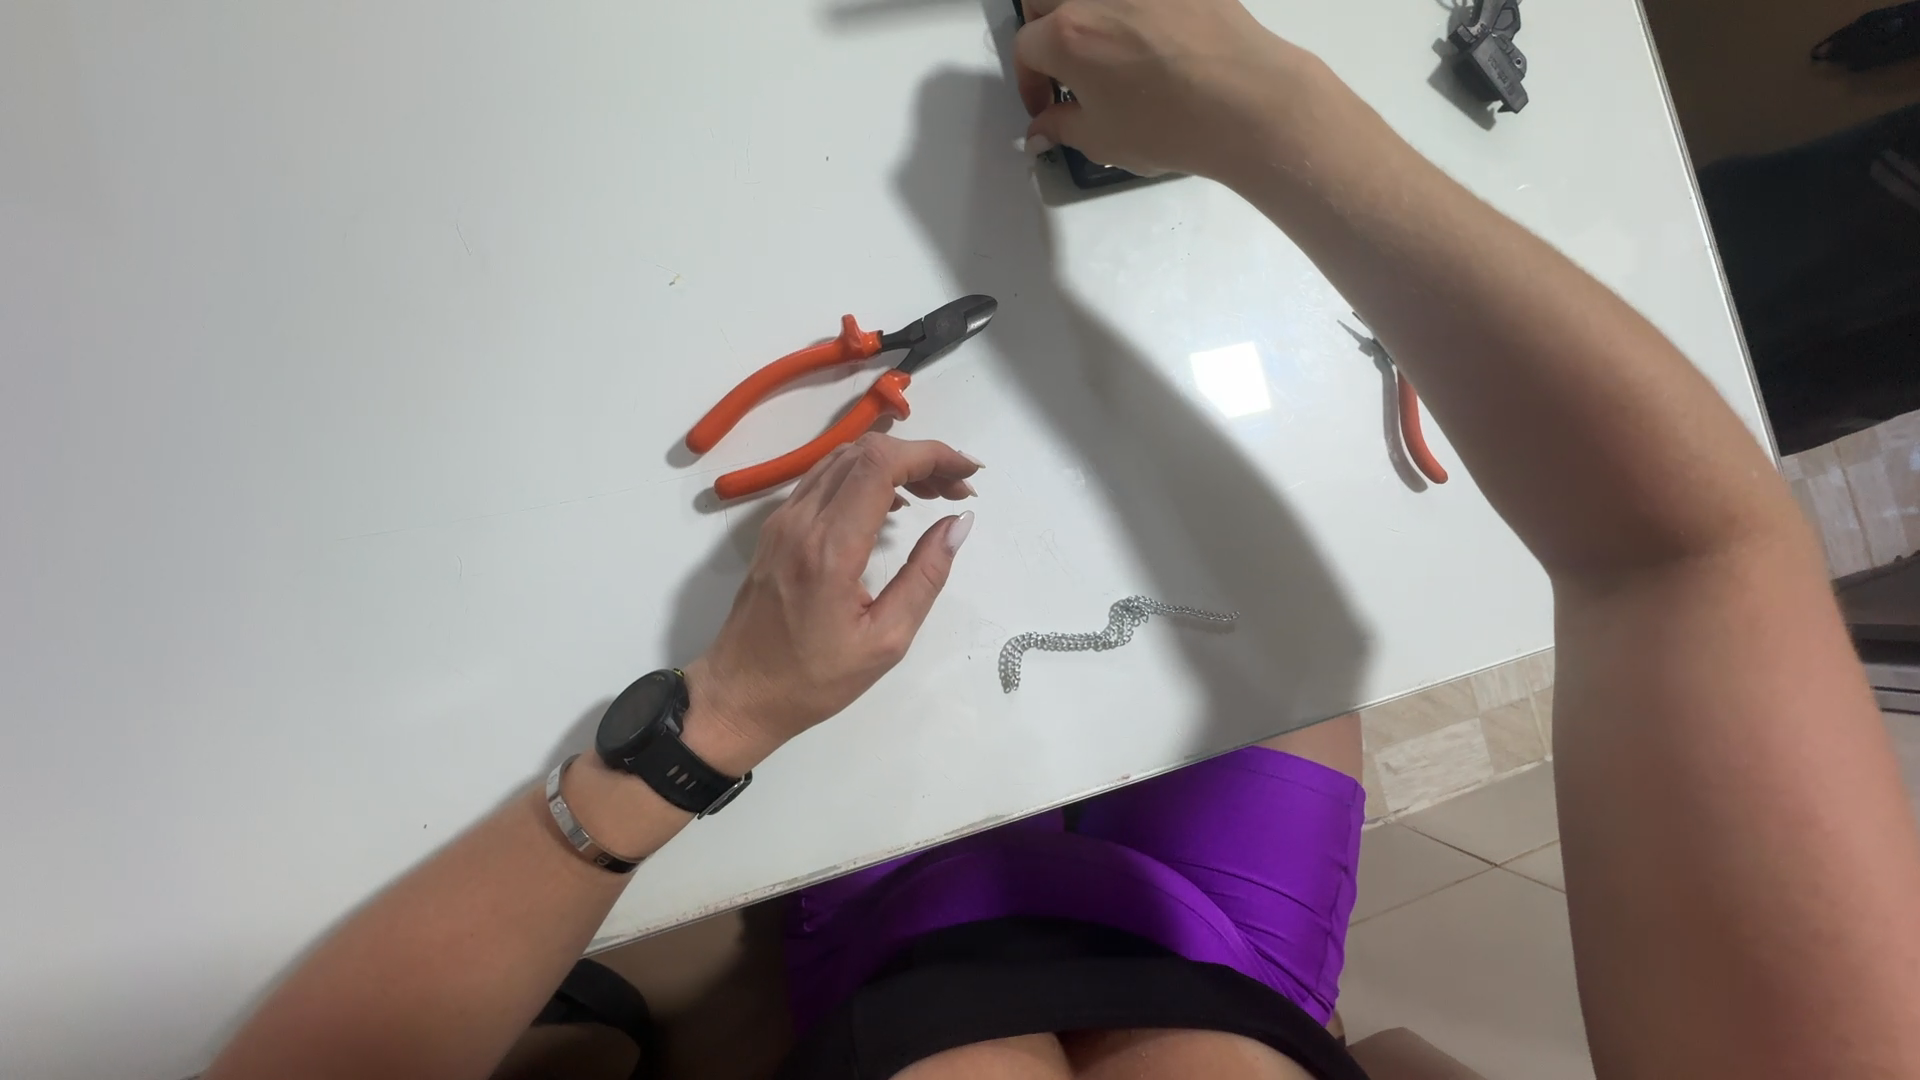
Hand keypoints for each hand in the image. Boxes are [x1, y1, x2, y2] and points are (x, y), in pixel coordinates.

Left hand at [682, 434, 979, 769]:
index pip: (880, 466)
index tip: (967, 474)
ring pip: (844, 459)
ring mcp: (783, 520)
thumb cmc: (814, 679)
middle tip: (958, 489)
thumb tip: (958, 523)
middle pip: (865, 453)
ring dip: (894, 463)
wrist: (739, 694)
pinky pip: (826, 479)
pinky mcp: (777, 528)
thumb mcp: (886, 640)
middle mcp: (801, 521)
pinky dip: (867, 476)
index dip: (930, 455)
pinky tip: (894, 504)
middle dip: (920, 457)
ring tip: (935, 494)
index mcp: (829, 549)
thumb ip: (926, 575)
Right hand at [1015, 0, 1319, 179]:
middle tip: (1062, 63)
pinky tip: (1148, 38)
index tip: (1047, 108)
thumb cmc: (1165, 126)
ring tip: (1103, 46)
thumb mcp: (1101, 140)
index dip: (1030, 83)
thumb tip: (1042, 127)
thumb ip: (1062, 127)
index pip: (1026, 47)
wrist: (1242, 103)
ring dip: (1084, 13)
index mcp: (1067, 34)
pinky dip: (1134, 12)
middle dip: (1042, 26)